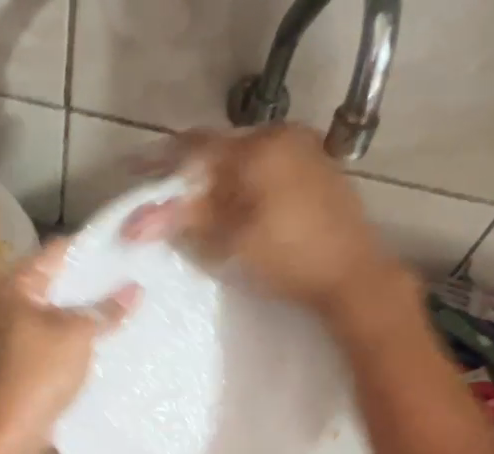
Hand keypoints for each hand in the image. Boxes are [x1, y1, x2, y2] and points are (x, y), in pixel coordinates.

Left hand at [0, 238, 138, 453]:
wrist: (9, 432)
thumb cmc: (39, 373)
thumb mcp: (78, 335)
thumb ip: (106, 309)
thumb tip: (135, 288)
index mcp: (14, 285)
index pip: (57, 251)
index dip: (92, 249)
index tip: (126, 248)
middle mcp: (7, 303)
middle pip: (56, 282)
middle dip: (91, 282)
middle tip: (132, 277)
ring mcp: (12, 333)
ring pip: (57, 311)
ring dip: (85, 311)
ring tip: (125, 304)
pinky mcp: (21, 360)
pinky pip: (54, 337)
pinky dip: (75, 335)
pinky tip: (104, 337)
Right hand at [125, 125, 417, 314]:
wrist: (354, 277)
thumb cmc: (289, 257)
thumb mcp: (230, 243)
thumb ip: (187, 222)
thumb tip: (141, 219)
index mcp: (258, 147)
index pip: (197, 147)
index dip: (164, 162)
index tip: (139, 173)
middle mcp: (283, 137)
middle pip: (223, 150)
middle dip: (195, 172)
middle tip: (171, 196)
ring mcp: (307, 151)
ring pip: (249, 160)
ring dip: (223, 180)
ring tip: (204, 208)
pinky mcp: (321, 172)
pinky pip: (272, 170)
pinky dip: (250, 185)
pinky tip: (242, 209)